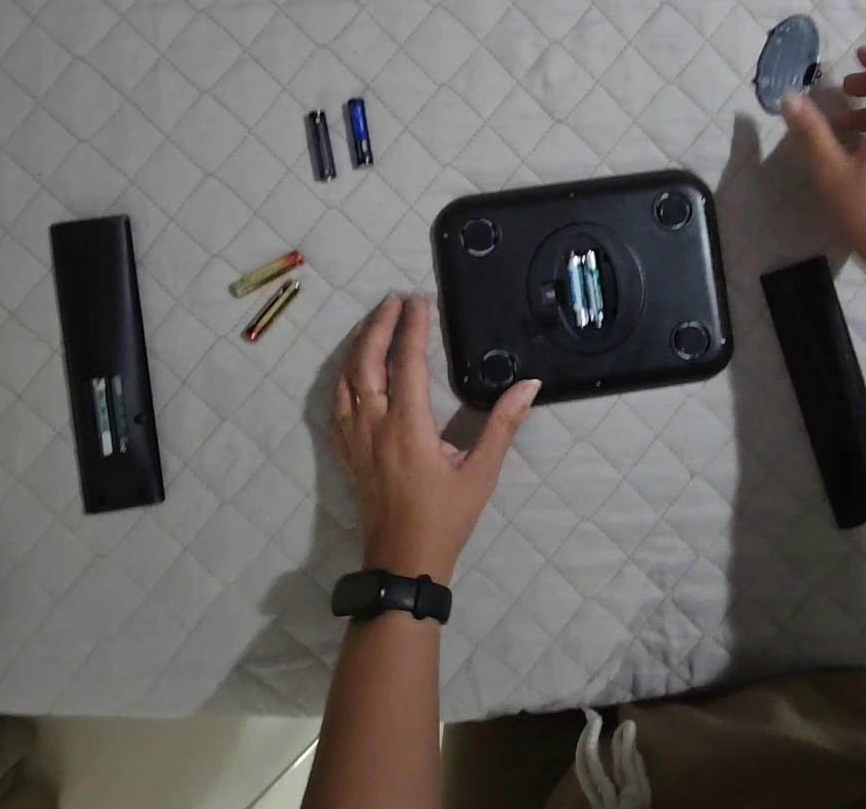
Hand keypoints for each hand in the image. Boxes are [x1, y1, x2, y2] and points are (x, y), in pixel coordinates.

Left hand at [331, 294, 540, 581]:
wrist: (402, 565)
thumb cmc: (446, 518)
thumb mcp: (481, 473)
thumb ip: (503, 426)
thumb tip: (528, 386)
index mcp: (408, 426)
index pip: (408, 362)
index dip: (412, 328)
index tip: (418, 301)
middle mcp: (375, 426)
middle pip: (367, 363)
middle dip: (378, 326)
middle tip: (392, 300)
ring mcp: (356, 440)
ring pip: (346, 381)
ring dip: (358, 346)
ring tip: (373, 323)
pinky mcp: (348, 455)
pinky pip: (337, 406)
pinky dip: (342, 378)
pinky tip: (350, 371)